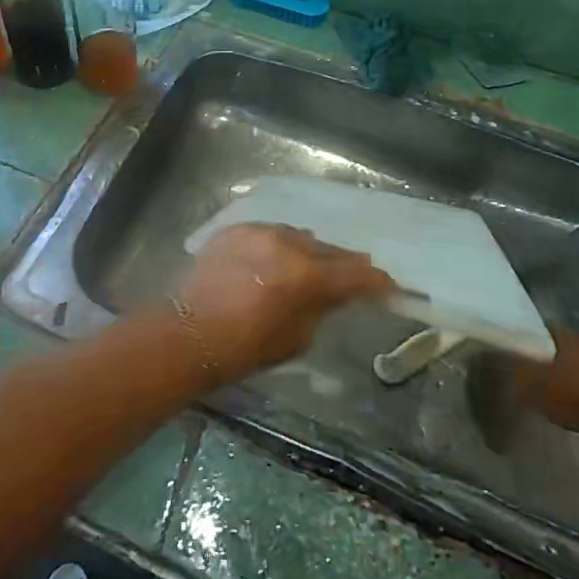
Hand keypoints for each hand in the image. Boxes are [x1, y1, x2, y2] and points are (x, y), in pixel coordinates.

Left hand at [176, 224, 393, 377]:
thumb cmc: (245, 347)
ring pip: (297, 236)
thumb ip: (321, 308)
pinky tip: (277, 257)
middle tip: (356, 273)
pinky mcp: (234, 230)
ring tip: (313, 263)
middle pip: (328, 249)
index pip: (354, 274)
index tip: (389, 286)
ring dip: (309, 250)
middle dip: (344, 264)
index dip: (376, 282)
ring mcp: (257, 232)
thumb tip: (333, 294)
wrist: (189, 334)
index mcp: (306, 274)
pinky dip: (278, 245)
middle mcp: (286, 243)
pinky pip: (267, 233)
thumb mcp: (296, 337)